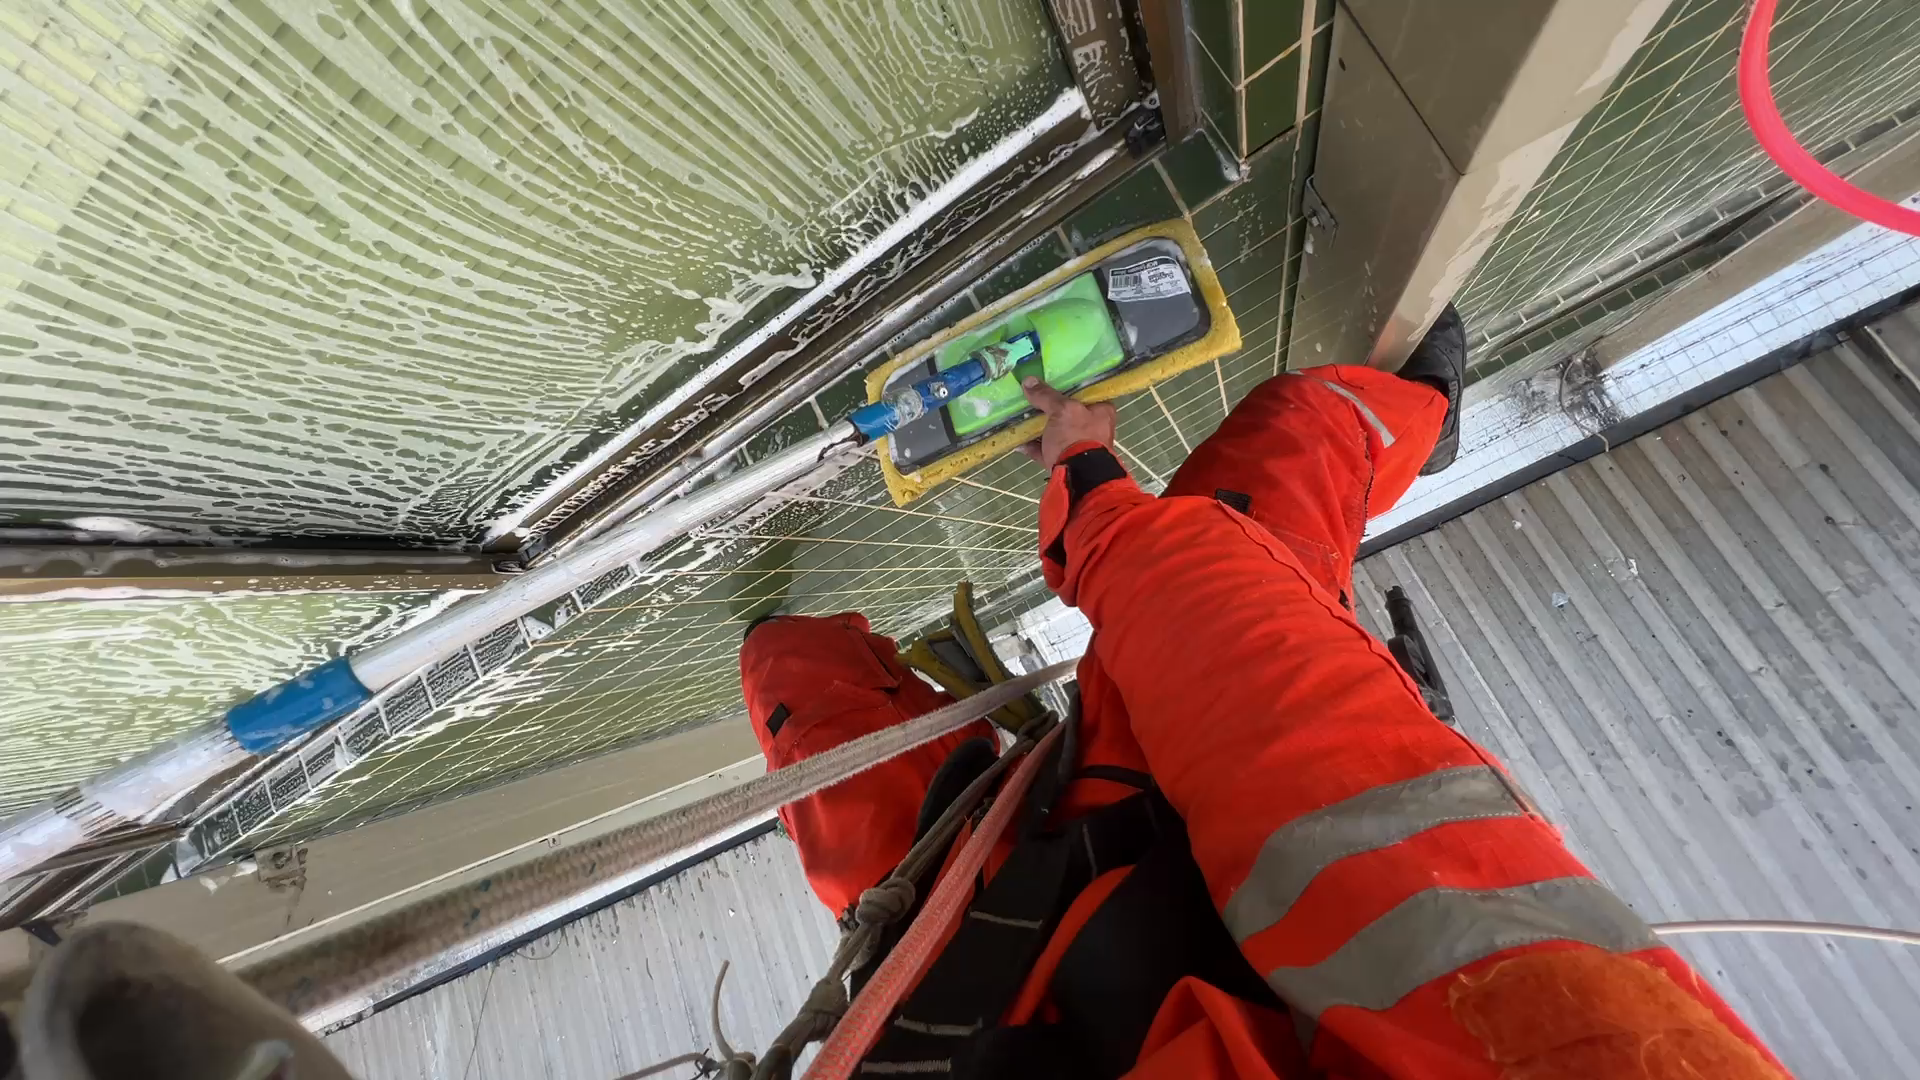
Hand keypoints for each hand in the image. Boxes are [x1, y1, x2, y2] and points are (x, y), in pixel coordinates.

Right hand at [1018, 377, 1116, 467]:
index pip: (1087, 394)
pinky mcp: (1066, 463)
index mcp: (1102, 412)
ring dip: (1040, 429)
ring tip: (1022, 421)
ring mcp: (1080, 448)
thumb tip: (1028, 381)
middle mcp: (1094, 430)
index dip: (1069, 388)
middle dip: (1050, 410)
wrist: (1077, 477)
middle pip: (1069, 414)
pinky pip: (1047, 452)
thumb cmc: (1076, 436)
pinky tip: (1019, 444)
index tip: (1052, 383)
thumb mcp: (1062, 410)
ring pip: (1057, 434)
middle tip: (1033, 401)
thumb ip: (1046, 395)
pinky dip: (1034, 448)